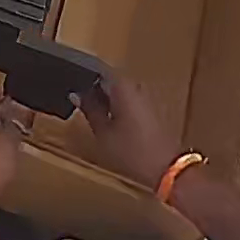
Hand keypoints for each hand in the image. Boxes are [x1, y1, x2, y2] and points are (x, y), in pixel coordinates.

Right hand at [79, 74, 182, 188]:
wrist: (169, 171)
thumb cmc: (133, 151)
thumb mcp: (103, 132)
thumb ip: (89, 108)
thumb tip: (76, 93)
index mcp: (122, 85)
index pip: (97, 68)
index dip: (81, 72)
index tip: (69, 81)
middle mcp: (135, 86)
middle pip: (108, 78)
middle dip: (92, 86)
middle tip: (75, 96)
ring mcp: (145, 98)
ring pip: (118, 90)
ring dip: (103, 97)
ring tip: (87, 108)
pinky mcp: (151, 110)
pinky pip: (127, 99)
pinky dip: (115, 105)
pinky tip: (105, 118)